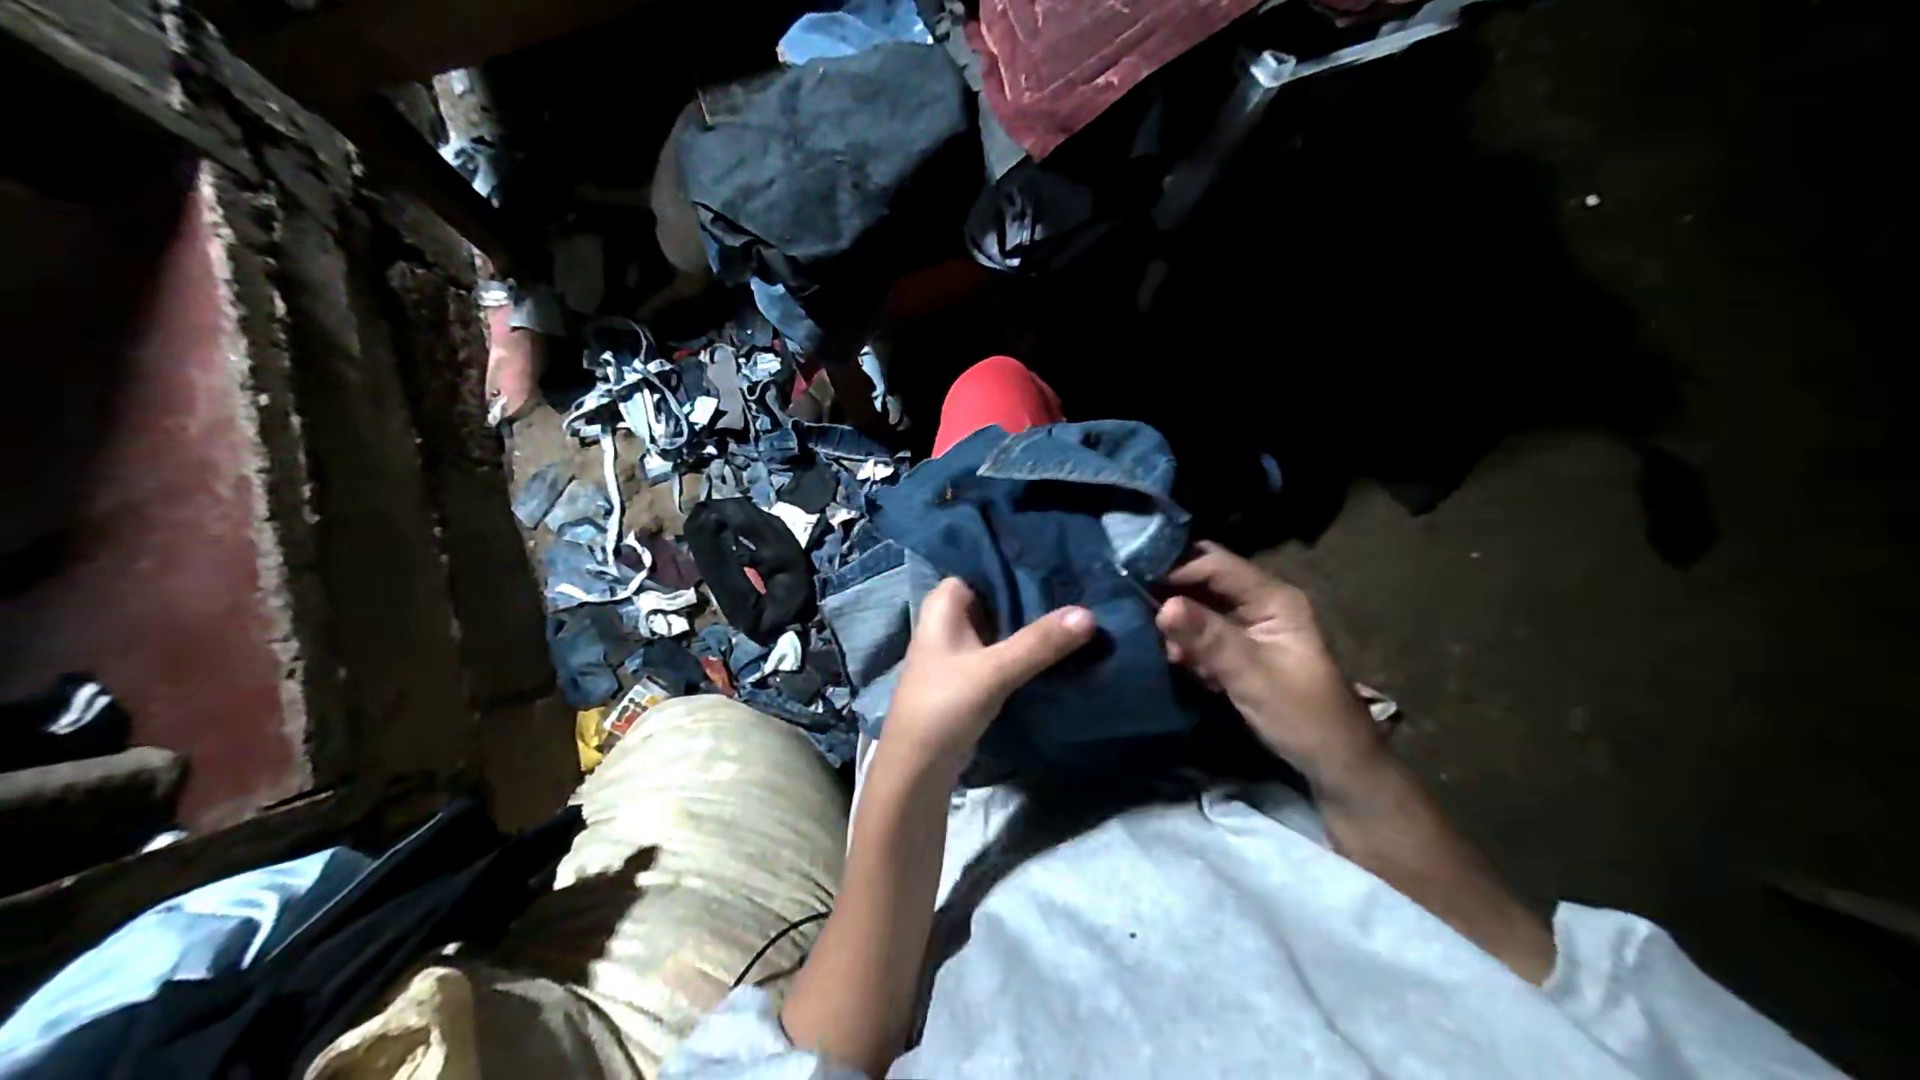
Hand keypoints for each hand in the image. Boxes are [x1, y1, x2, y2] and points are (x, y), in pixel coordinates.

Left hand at [881, 578, 1095, 773]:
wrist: (918, 766)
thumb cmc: (945, 704)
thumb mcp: (994, 670)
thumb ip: (1039, 642)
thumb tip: (1089, 613)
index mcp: (943, 605)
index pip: (983, 567)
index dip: (1016, 563)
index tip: (1057, 558)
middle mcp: (949, 620)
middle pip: (996, 596)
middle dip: (1031, 594)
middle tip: (1078, 585)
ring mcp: (960, 649)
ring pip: (1001, 625)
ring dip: (1030, 623)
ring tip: (1077, 610)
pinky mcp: (971, 674)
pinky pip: (1002, 649)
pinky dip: (1024, 648)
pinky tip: (1057, 646)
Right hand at [1155, 542, 1382, 787]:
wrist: (1335, 762)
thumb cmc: (1302, 715)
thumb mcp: (1251, 676)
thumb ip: (1207, 639)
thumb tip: (1163, 606)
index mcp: (1274, 598)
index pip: (1215, 564)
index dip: (1176, 569)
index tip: (1135, 584)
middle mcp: (1261, 602)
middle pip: (1205, 581)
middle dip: (1173, 597)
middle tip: (1143, 618)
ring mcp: (1251, 625)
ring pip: (1200, 607)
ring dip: (1179, 626)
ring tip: (1169, 652)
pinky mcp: (1241, 647)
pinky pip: (1204, 632)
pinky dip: (1190, 645)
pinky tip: (1184, 665)